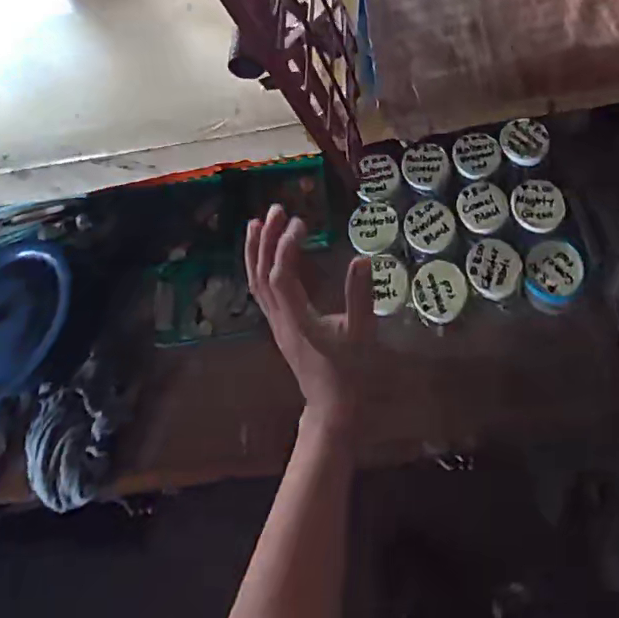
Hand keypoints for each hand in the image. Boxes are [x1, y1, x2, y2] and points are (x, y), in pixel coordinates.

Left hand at [245, 204, 372, 430]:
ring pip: (255, 282)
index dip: (285, 247)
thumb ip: (361, 297)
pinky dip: (257, 267)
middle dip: (265, 239)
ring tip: (257, 222)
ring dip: (255, 250)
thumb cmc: (350, 371)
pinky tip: (262, 254)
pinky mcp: (277, 325)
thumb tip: (362, 259)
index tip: (300, 223)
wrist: (332, 408)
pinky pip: (259, 291)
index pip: (281, 276)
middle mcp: (279, 318)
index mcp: (297, 319)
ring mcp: (275, 323)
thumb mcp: (362, 334)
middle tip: (276, 209)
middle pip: (261, 274)